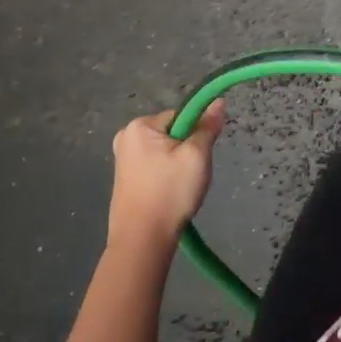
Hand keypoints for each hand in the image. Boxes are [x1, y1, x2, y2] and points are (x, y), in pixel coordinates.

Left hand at [107, 102, 225, 249]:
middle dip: (187, 150)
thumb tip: (218, 102)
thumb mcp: (197, 155)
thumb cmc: (170, 192)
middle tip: (191, 173)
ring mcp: (122, 160)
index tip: (199, 156)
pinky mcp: (124, 179)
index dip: (196, 133)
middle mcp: (125, 138)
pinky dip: (167, 176)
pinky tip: (170, 193)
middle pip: (173, 133)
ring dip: (178, 164)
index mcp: (139, 126)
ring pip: (166, 151)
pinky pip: (155, 166)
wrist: (142, 239)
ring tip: (181, 186)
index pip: (182, 116)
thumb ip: (208, 126)